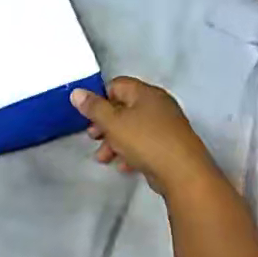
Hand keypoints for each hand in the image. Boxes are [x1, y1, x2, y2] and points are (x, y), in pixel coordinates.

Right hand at [71, 77, 218, 194]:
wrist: (181, 170)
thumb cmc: (144, 141)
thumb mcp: (112, 123)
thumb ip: (93, 108)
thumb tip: (76, 92)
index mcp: (145, 93)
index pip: (116, 85)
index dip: (99, 100)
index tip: (89, 117)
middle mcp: (157, 104)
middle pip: (122, 108)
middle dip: (104, 125)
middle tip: (94, 138)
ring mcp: (164, 124)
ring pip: (130, 128)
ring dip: (114, 142)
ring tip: (105, 158)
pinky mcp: (167, 143)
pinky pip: (142, 142)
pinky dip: (130, 151)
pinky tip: (124, 164)